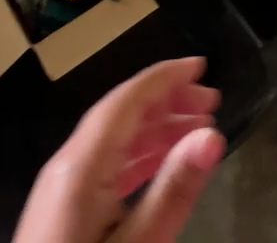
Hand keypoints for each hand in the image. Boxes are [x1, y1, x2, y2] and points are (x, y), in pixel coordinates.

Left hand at [12, 58, 225, 242]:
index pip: (126, 101)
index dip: (164, 77)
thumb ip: (172, 190)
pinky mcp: (63, 210)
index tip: (202, 66)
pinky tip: (165, 164)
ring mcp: (62, 187)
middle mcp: (68, 165)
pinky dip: (140, 156)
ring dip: (157, 129)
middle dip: (167, 101)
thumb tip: (212, 136)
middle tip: (213, 102)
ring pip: (115, 140)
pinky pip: (107, 165)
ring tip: (199, 130)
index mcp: (81, 165)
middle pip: (121, 114)